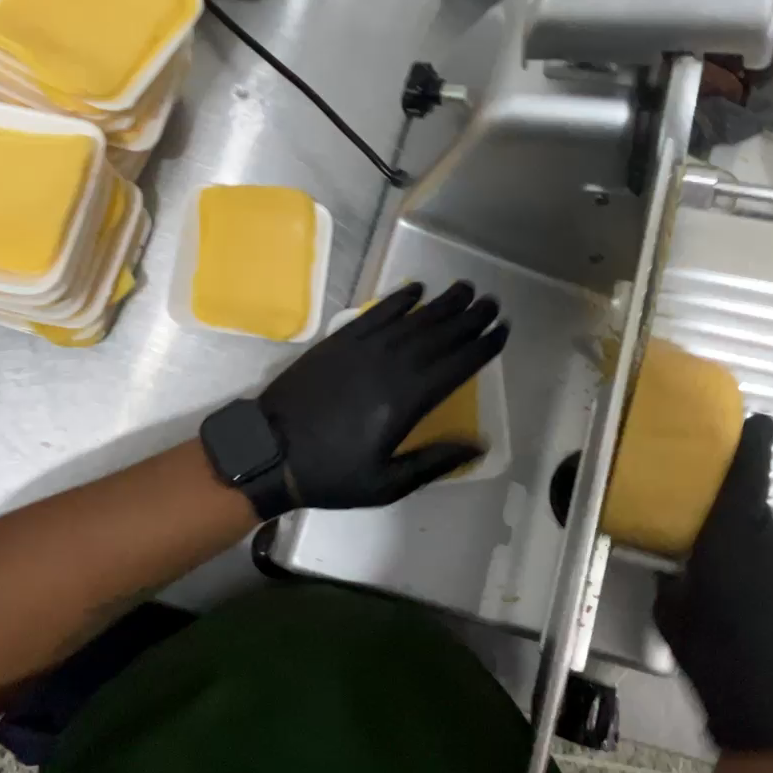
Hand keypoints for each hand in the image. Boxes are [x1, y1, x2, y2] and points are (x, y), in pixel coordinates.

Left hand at [257, 281, 507, 512]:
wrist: (270, 450)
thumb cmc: (331, 473)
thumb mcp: (387, 484)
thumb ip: (434, 461)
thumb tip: (479, 445)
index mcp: (406, 401)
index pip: (455, 366)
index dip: (481, 347)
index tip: (502, 330)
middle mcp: (391, 366)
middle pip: (439, 335)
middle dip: (469, 318)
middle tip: (492, 301)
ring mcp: (364, 349)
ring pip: (412, 319)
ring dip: (441, 303)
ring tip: (465, 289)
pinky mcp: (340, 341)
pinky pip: (377, 313)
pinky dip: (398, 300)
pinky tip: (416, 290)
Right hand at [654, 414, 772, 752]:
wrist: (766, 712)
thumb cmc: (705, 652)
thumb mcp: (670, 607)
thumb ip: (677, 574)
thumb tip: (680, 564)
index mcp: (734, 538)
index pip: (748, 476)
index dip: (754, 444)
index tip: (762, 420)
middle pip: (765, 526)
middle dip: (750, 542)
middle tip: (735, 576)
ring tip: (762, 617)